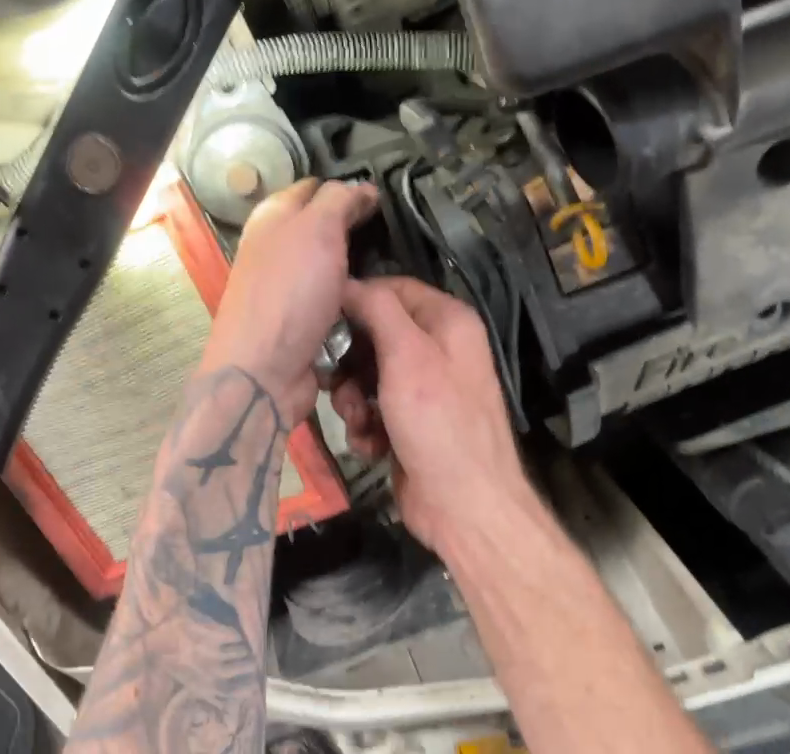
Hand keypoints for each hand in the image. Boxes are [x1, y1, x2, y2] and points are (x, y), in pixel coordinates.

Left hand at [199, 179, 378, 418]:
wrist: (264, 373)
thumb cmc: (289, 294)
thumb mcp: (317, 231)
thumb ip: (340, 200)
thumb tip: (363, 187)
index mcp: (272, 216)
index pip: (317, 187)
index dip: (350, 189)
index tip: (387, 201)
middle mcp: (275, 248)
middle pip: (326, 229)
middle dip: (360, 233)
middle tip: (399, 238)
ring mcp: (287, 288)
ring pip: (334, 268)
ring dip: (361, 271)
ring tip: (397, 270)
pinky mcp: (300, 322)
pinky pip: (336, 303)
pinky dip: (354, 304)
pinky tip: (379, 304)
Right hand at [335, 276, 533, 551]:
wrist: (465, 508)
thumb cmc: (439, 423)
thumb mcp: (407, 356)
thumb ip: (377, 309)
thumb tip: (347, 281)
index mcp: (448, 321)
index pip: (391, 289)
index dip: (357, 302)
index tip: (323, 322)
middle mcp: (438, 348)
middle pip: (373, 334)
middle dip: (349, 362)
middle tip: (336, 382)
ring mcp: (424, 389)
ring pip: (366, 375)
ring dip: (353, 399)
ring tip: (359, 422)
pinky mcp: (409, 424)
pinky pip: (373, 409)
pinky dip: (365, 426)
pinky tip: (370, 445)